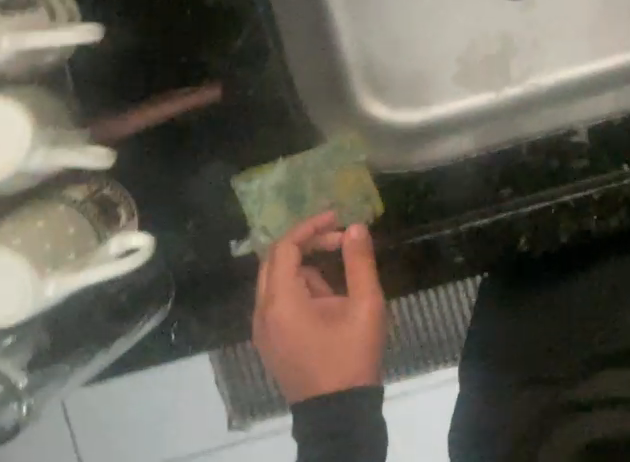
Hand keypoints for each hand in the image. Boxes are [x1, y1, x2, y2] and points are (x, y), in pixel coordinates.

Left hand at [252, 213, 387, 402]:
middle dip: (306, 243)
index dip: (310, 227)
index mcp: (281, 302)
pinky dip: (301, 290)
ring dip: (306, 269)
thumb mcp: (365, 305)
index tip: (338, 218)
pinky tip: (331, 303)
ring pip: (277, 282)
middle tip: (340, 238)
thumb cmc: (352, 355)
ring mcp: (263, 331)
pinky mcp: (271, 342)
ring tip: (343, 283)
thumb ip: (359, 262)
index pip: (284, 248)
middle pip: (274, 261)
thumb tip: (355, 227)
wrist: (338, 411)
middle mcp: (263, 313)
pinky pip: (279, 303)